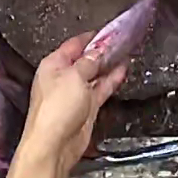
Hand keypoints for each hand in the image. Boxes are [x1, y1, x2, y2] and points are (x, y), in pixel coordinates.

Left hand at [14, 33, 127, 173]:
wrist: (54, 145)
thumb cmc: (54, 111)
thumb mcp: (75, 76)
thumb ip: (89, 62)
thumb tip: (98, 51)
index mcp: (53, 65)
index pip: (74, 44)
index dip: (92, 37)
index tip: (107, 32)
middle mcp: (62, 78)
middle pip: (85, 59)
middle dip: (101, 51)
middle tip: (119, 41)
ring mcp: (74, 94)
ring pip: (94, 74)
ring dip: (108, 65)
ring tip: (124, 53)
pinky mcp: (85, 108)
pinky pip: (100, 89)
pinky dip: (111, 80)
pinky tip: (121, 71)